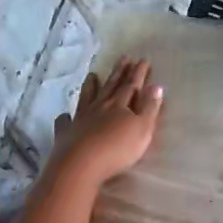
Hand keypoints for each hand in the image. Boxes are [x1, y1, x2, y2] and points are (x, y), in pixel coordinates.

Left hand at [50, 58, 164, 186]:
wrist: (81, 164)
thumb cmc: (117, 149)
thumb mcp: (142, 129)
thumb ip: (149, 108)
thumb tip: (156, 87)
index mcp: (120, 106)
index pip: (132, 85)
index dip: (138, 73)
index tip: (143, 60)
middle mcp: (100, 107)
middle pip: (111, 87)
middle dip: (119, 73)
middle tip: (123, 58)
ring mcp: (81, 118)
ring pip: (87, 98)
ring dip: (91, 86)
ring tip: (92, 75)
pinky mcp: (67, 132)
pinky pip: (66, 121)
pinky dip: (66, 116)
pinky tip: (65, 114)